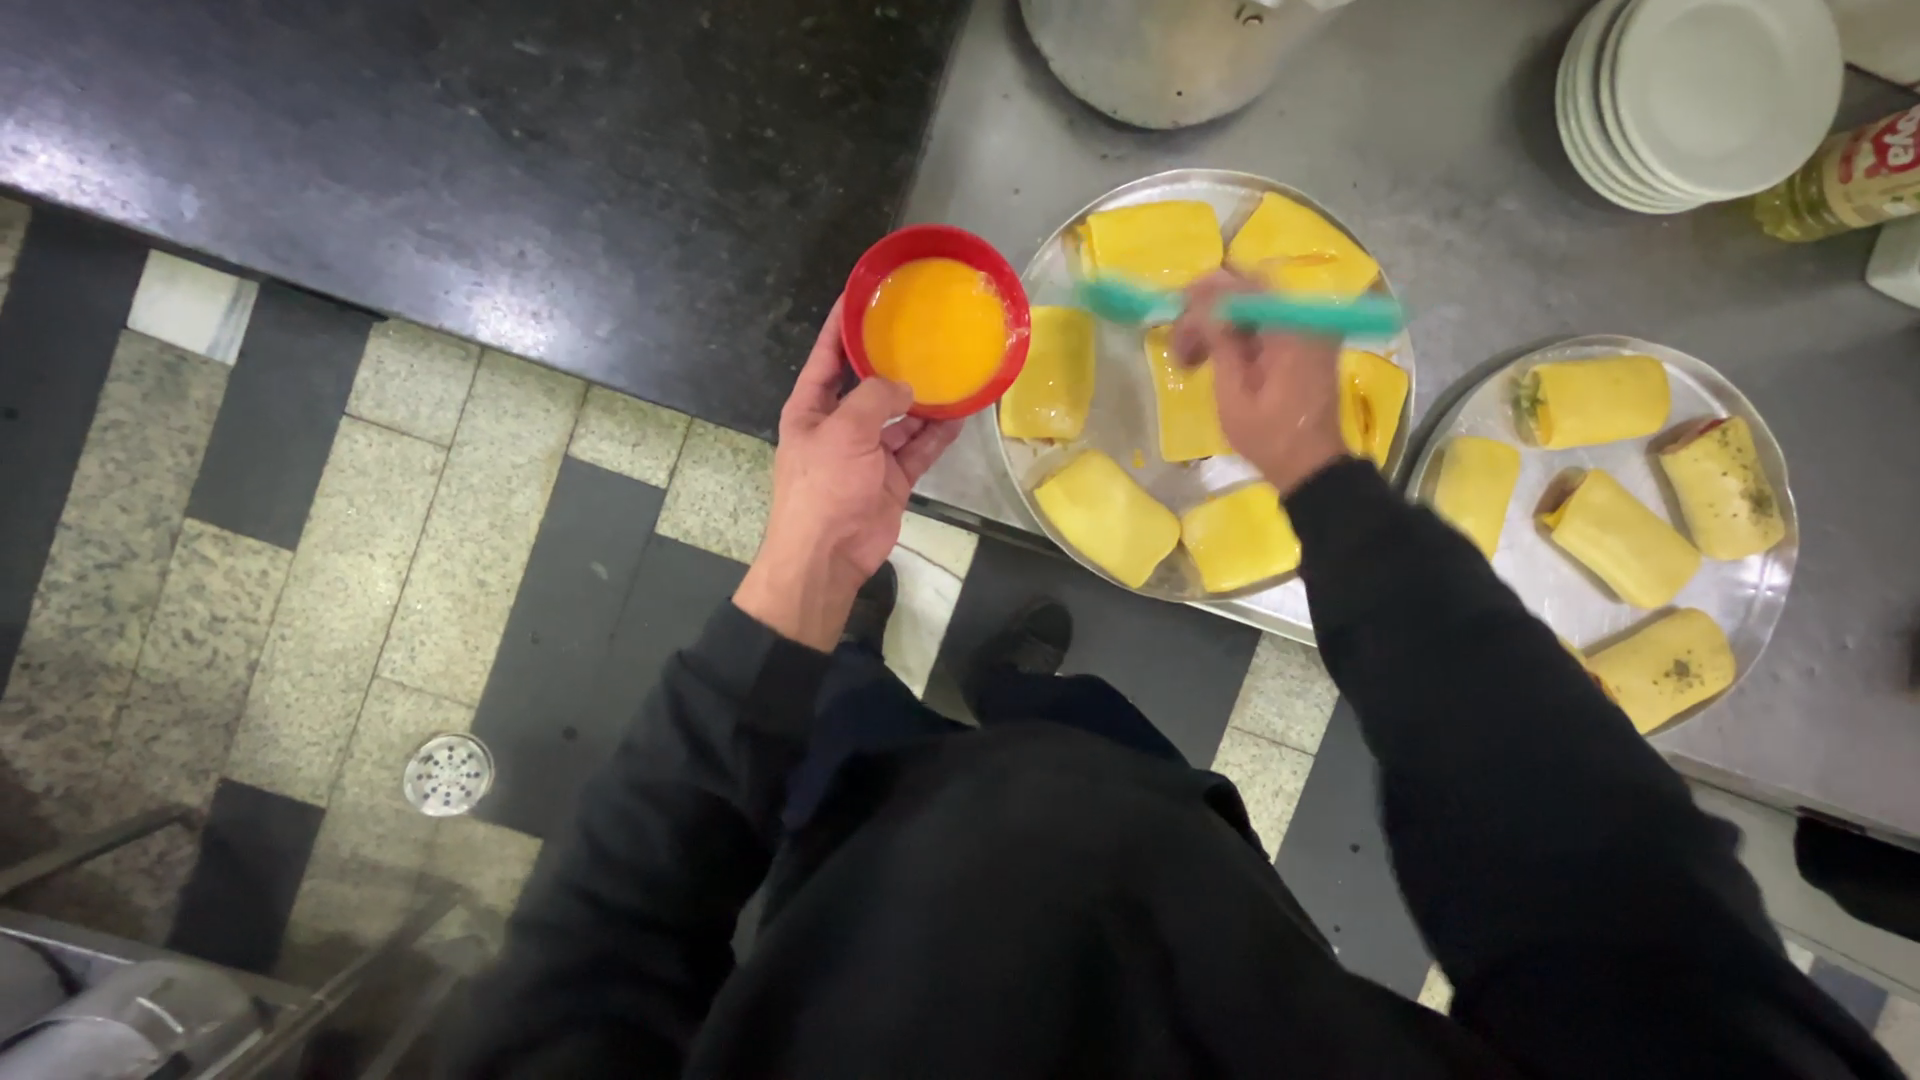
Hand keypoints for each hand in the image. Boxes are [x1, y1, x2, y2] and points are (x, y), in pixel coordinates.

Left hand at [732, 296, 963, 650]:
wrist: (828, 555)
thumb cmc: (823, 486)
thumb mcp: (844, 431)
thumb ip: (875, 398)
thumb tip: (905, 386)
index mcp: (812, 407)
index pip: (826, 355)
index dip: (841, 324)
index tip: (864, 293)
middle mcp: (840, 425)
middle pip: (870, 386)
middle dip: (894, 364)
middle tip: (925, 333)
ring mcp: (868, 453)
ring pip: (901, 418)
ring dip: (925, 401)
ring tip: (954, 371)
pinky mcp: (892, 478)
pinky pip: (918, 448)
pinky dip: (938, 434)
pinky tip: (961, 413)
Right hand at [1170, 271, 1348, 495]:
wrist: (1311, 466)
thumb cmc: (1269, 437)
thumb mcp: (1234, 392)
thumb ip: (1220, 341)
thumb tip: (1200, 300)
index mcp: (1291, 327)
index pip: (1244, 285)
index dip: (1204, 292)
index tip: (1174, 311)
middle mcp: (1304, 318)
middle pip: (1249, 292)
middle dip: (1207, 312)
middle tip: (1179, 345)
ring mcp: (1308, 330)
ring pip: (1253, 309)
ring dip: (1217, 327)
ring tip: (1189, 359)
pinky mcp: (1304, 344)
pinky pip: (1264, 325)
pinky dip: (1236, 336)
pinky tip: (1213, 360)